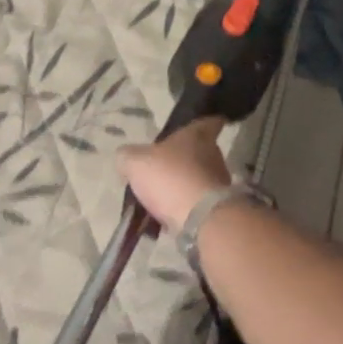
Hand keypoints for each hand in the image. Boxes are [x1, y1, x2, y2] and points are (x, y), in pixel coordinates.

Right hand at [117, 117, 233, 234]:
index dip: (205, 122)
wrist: (200, 218)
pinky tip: (163, 221)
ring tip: (157, 201)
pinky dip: (182, 210)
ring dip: (181, 187)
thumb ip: (128, 156)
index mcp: (198, 136)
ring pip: (197, 179)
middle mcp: (213, 155)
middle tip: (161, 168)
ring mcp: (217, 183)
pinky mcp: (216, 208)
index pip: (210, 122)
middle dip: (182, 160)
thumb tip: (125, 156)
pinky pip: (195, 204)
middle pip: (201, 152)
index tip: (200, 126)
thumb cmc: (170, 178)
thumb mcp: (136, 162)